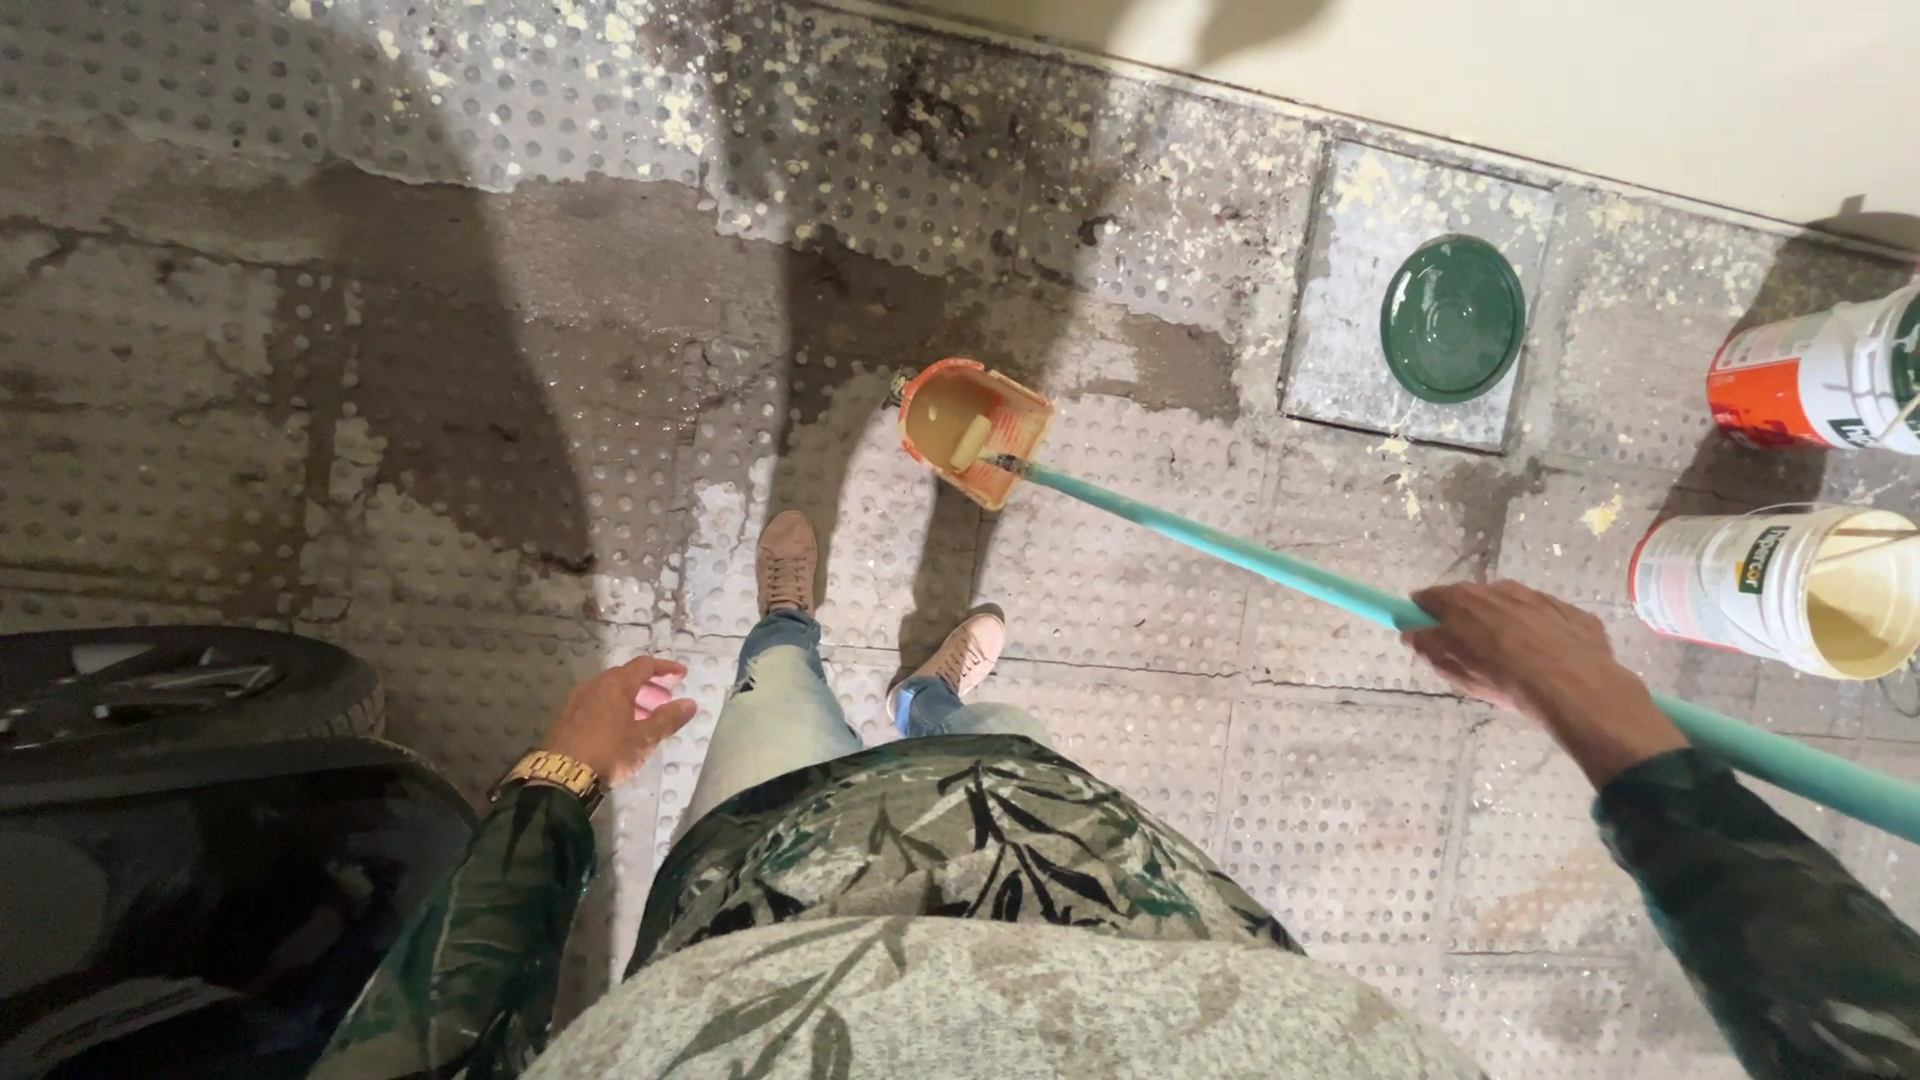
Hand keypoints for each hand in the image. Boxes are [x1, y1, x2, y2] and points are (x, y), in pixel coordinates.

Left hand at [539, 656, 697, 787]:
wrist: (560, 778)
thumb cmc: (608, 752)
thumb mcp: (645, 738)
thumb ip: (668, 718)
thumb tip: (689, 703)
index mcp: (615, 685)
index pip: (645, 665)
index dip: (666, 668)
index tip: (682, 675)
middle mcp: (594, 686)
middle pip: (626, 677)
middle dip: (649, 686)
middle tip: (665, 700)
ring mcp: (576, 702)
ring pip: (610, 692)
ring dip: (631, 699)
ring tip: (645, 718)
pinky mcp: (565, 719)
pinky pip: (596, 704)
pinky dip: (614, 709)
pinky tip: (620, 729)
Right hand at [1402, 581, 1686, 786]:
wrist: (1575, 687)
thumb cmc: (1501, 676)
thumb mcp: (1451, 668)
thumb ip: (1427, 646)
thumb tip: (1413, 634)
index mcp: (1461, 600)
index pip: (1429, 598)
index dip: (1422, 612)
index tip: (1423, 628)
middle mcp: (1498, 590)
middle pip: (1471, 598)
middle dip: (1464, 615)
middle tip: (1468, 646)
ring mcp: (1540, 599)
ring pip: (1511, 604)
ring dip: (1504, 620)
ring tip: (1512, 652)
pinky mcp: (1574, 614)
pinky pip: (1548, 618)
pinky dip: (1542, 630)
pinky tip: (1547, 655)